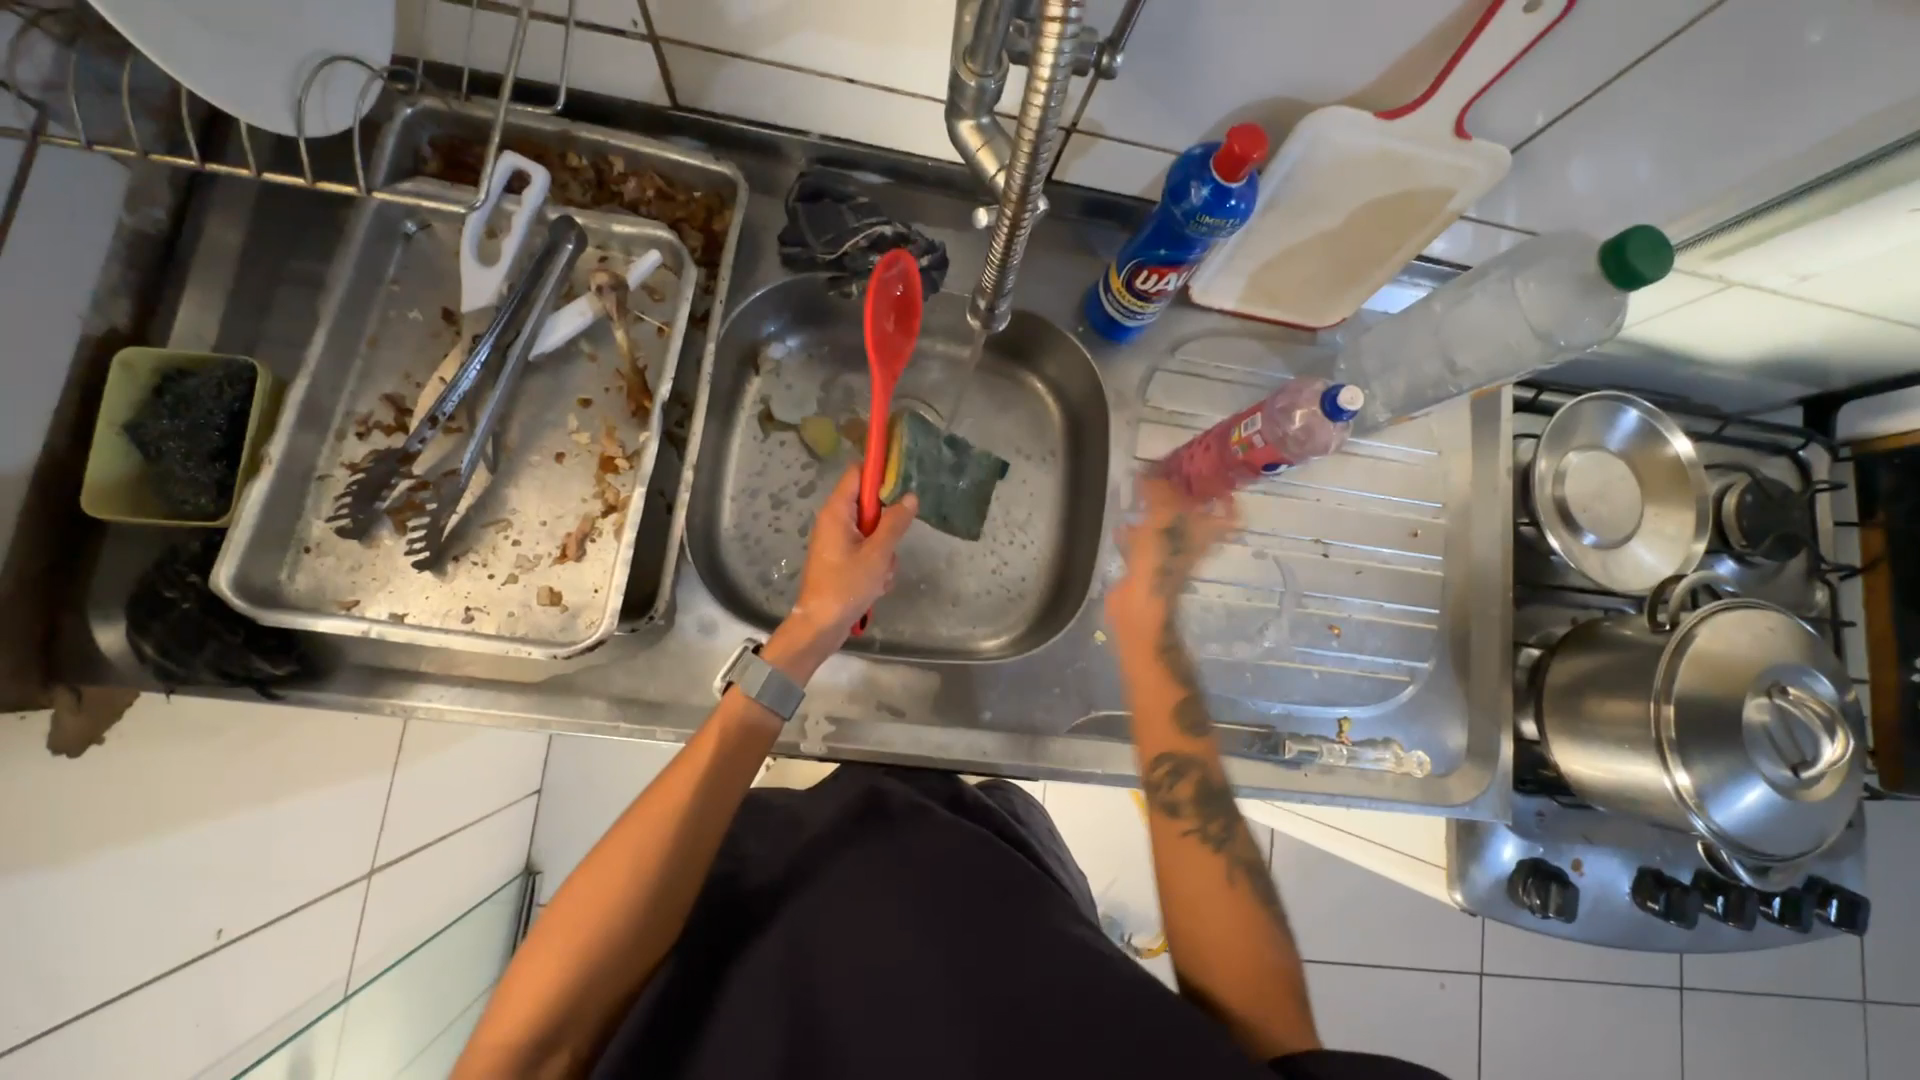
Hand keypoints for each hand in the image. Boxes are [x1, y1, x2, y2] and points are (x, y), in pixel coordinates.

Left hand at [765, 467, 918, 680]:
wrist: (820, 626)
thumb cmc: (846, 585)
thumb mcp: (878, 553)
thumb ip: (895, 523)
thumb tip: (909, 496)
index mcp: (836, 512)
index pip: (857, 474)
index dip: (879, 472)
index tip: (903, 479)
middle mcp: (833, 522)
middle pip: (869, 506)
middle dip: (887, 524)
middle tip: (892, 542)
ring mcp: (837, 542)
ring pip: (872, 533)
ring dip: (884, 551)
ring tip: (881, 572)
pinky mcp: (841, 561)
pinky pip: (867, 552)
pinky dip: (876, 566)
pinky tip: (876, 584)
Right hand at [1104, 474, 1237, 660]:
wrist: (1139, 606)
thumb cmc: (1158, 562)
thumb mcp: (1162, 519)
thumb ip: (1160, 494)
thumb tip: (1151, 471)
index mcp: (1204, 534)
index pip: (1229, 515)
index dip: (1225, 497)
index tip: (1213, 478)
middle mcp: (1192, 545)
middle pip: (1195, 519)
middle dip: (1183, 500)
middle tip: (1169, 479)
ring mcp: (1169, 558)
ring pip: (1168, 531)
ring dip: (1156, 515)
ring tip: (1141, 496)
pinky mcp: (1147, 567)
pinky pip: (1142, 544)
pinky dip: (1133, 533)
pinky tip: (1121, 523)